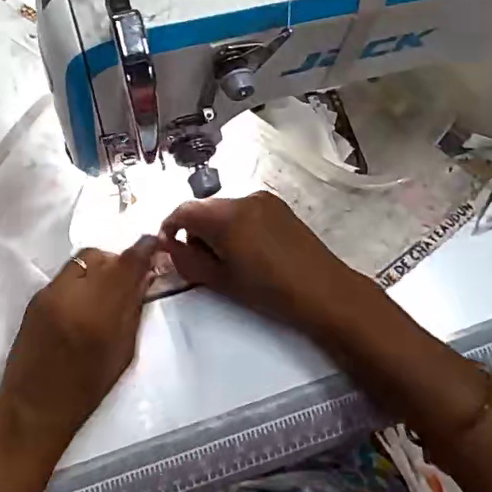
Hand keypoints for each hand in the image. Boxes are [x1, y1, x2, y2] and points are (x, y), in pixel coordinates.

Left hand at [0, 237, 158, 446]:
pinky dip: (79, 281)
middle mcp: (72, 294)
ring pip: (80, 262)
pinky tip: (83, 303)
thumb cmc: (86, 390)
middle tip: (128, 279)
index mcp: (100, 312)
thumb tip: (144, 278)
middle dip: (117, 261)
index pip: (127, 263)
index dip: (144, 248)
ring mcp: (49, 294)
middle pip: (101, 255)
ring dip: (98, 269)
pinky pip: (64, 277)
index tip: (154, 242)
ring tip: (104, 292)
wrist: (33, 407)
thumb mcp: (123, 352)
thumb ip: (132, 310)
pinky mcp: (34, 299)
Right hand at [159, 192, 377, 343]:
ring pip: (223, 208)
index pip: (183, 211)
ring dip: (214, 226)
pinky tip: (247, 249)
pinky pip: (243, 209)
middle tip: (198, 258)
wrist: (323, 291)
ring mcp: (262, 199)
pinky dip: (235, 224)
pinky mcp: (277, 205)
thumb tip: (169, 246)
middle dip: (193, 229)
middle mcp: (242, 199)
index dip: (169, 227)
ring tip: (226, 257)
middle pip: (203, 207)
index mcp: (225, 217)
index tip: (167, 246)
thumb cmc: (269, 292)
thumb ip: (187, 260)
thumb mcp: (220, 281)